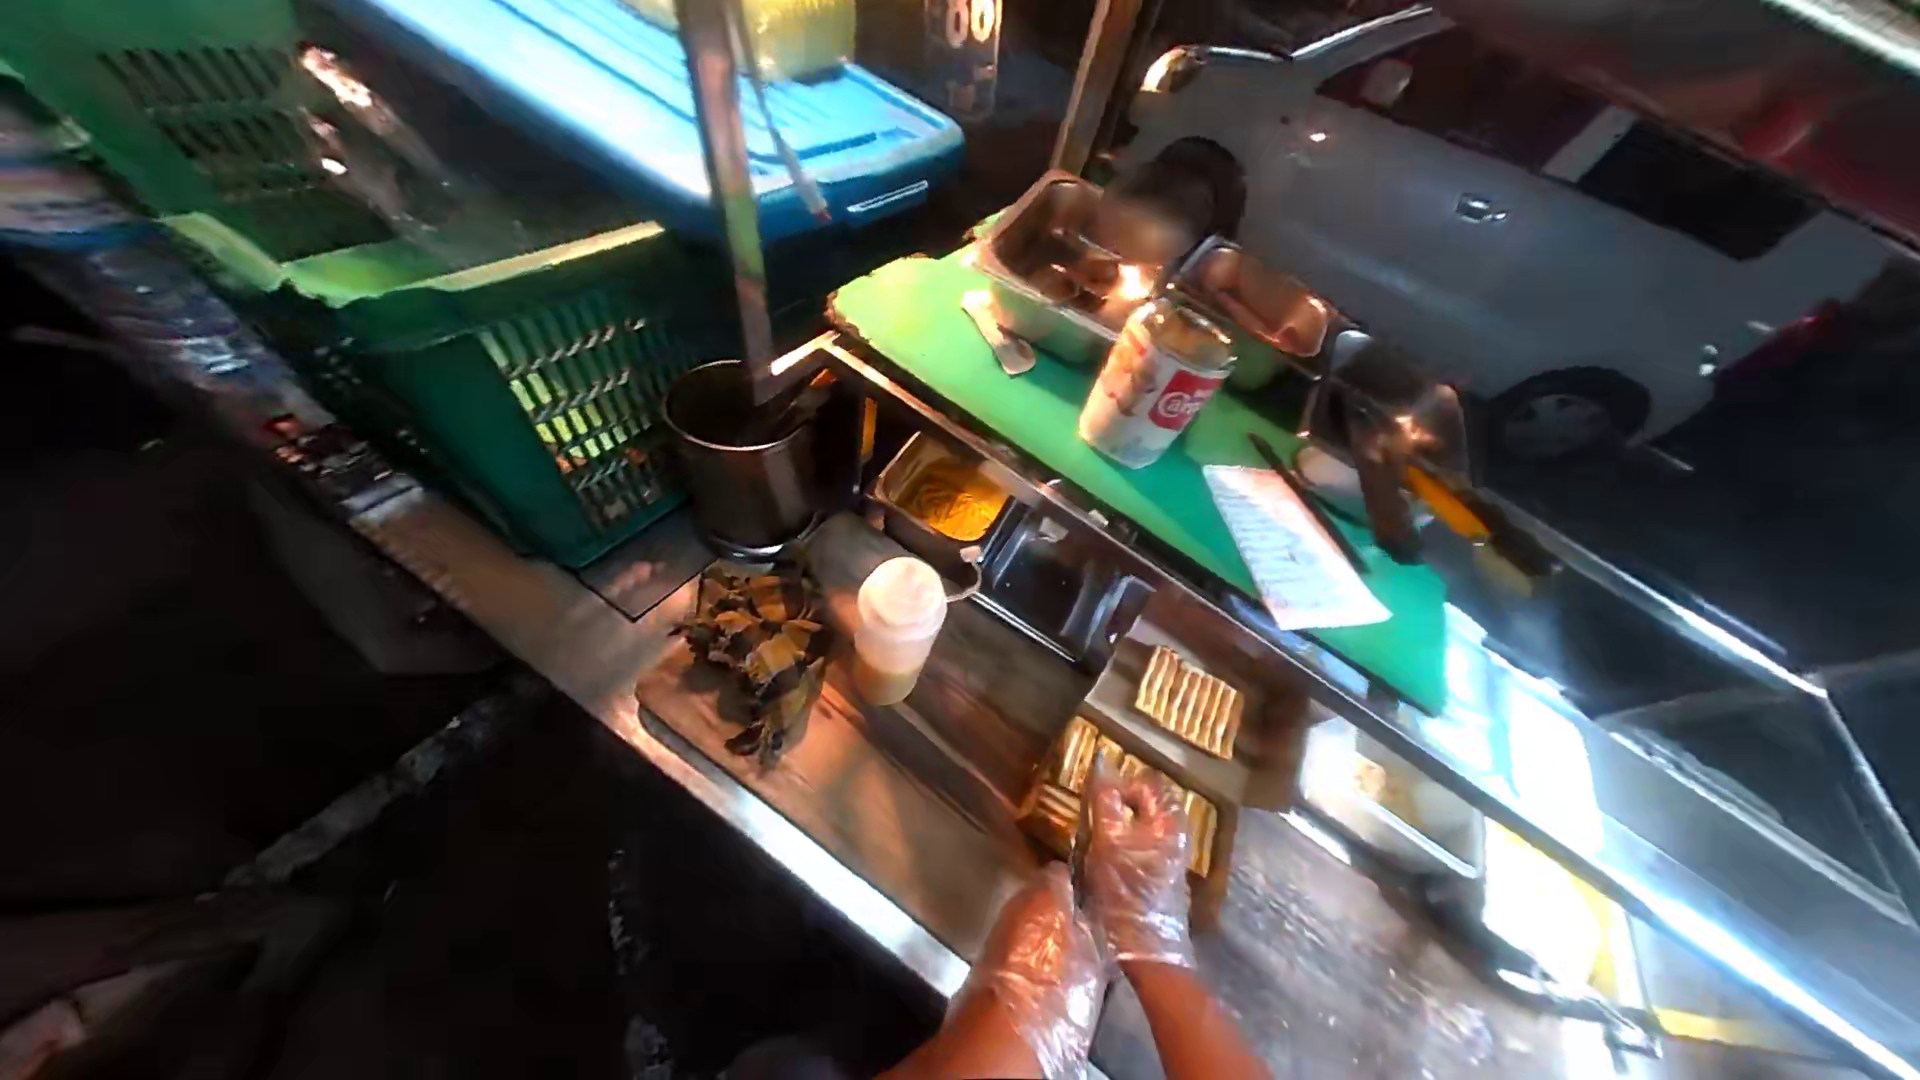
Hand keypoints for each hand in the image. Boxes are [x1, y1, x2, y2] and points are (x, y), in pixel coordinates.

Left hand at [965, 863, 1106, 1077]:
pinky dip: (1028, 946)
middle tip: (1081, 930)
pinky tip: (1041, 969)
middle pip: (1044, 892)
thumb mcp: (1092, 959)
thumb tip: (1097, 914)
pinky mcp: (989, 947)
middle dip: (1060, 907)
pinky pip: (1016, 936)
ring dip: (1043, 927)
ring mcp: (1001, 921)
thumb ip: (1094, 928)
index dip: (1078, 885)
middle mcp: (1020, 898)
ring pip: (1029, 914)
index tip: (1091, 900)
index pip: (1064, 873)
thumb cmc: (1056, 990)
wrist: (1005, 1027)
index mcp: (1048, 892)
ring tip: (1064, 953)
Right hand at [1084, 757, 1194, 967]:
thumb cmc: (1126, 890)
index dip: (1120, 783)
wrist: (1147, 951)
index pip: (1146, 781)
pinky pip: (1145, 843)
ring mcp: (1173, 856)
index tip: (1097, 798)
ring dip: (1120, 823)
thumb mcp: (1108, 840)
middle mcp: (1177, 834)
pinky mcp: (1165, 874)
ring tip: (1097, 837)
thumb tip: (1102, 763)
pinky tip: (1109, 859)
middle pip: (1146, 802)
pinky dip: (1127, 842)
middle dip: (1119, 803)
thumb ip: (1105, 800)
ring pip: (1143, 823)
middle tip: (1094, 815)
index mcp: (1168, 821)